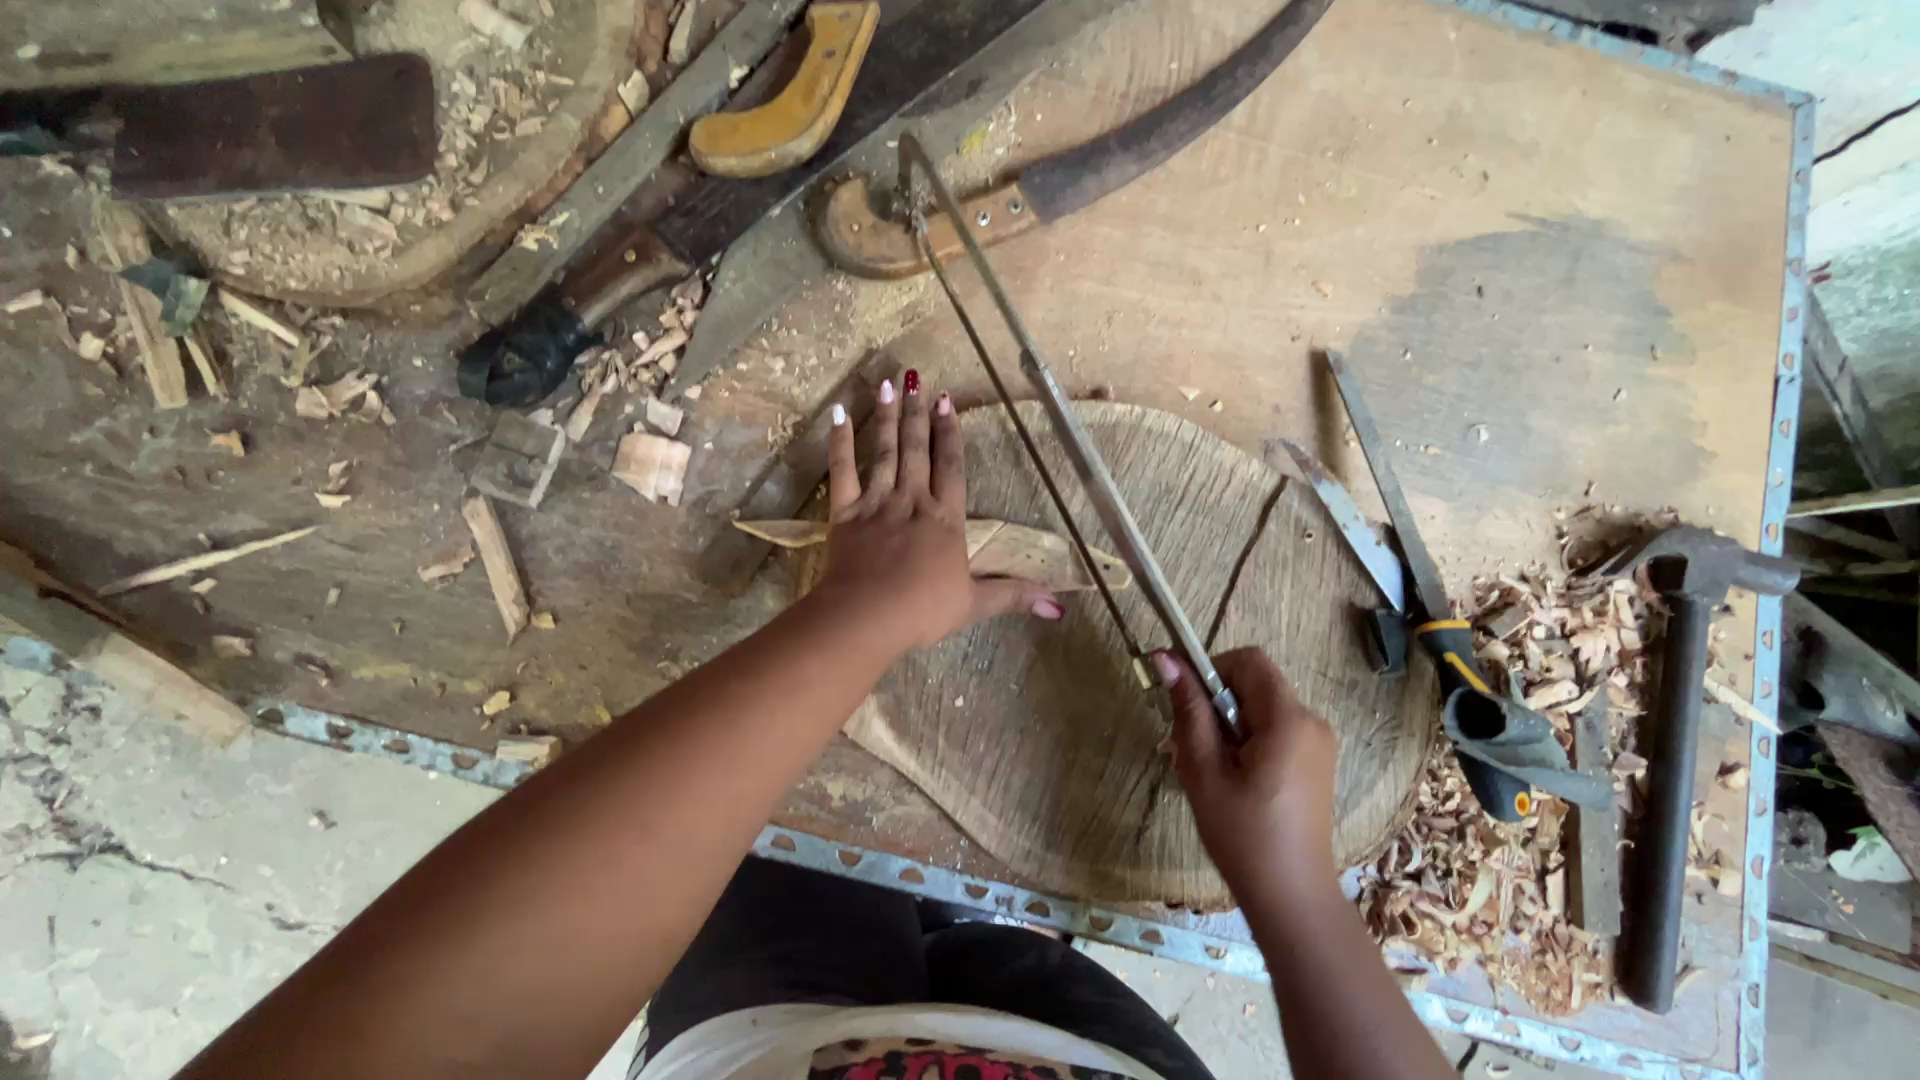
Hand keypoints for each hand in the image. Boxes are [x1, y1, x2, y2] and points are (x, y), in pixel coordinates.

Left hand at [815, 370, 1061, 651]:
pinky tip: (839, 414)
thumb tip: (1059, 608)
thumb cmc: (923, 610)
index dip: (950, 433)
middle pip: (917, 449)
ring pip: (884, 451)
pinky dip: (840, 441)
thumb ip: (1014, 595)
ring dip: (887, 416)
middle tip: (918, 379)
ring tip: (889, 384)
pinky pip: (842, 469)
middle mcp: (913, 500)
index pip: (951, 466)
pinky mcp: (845, 512)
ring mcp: (877, 503)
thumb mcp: (975, 604)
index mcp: (946, 519)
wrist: (867, 616)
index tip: (947, 401)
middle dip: (918, 413)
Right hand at [1155, 647, 1338, 909]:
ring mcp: (1318, 744)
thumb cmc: (1243, 835)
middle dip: (1215, 704)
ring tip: (1208, 771)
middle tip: (1190, 748)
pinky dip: (1246, 742)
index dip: (1212, 670)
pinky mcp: (1316, 763)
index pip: (1248, 661)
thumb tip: (1164, 657)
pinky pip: (1275, 731)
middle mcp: (1312, 721)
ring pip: (1261, 708)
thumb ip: (1188, 709)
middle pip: (1254, 684)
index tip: (1187, 707)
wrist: (1292, 898)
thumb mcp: (1204, 770)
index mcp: (1288, 719)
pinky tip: (1231, 781)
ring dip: (1227, 725)